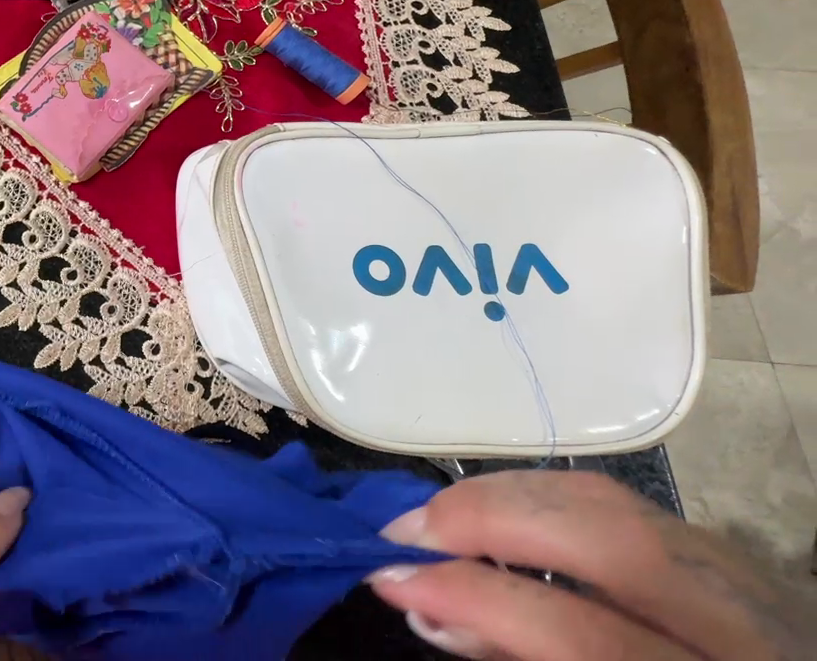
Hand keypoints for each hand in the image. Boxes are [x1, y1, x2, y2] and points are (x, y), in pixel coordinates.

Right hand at [367, 468, 813, 659]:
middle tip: (407, 532)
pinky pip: (611, 498)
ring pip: (605, 499)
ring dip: (499, 496)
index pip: (580, 631)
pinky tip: (490, 510)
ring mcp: (743, 575)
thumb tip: (424, 607)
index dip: (471, 596)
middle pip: (606, 537)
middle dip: (485, 519)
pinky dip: (534, 494)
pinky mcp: (716, 546)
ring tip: (435, 518)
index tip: (389, 579)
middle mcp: (750, 627)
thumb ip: (519, 658)